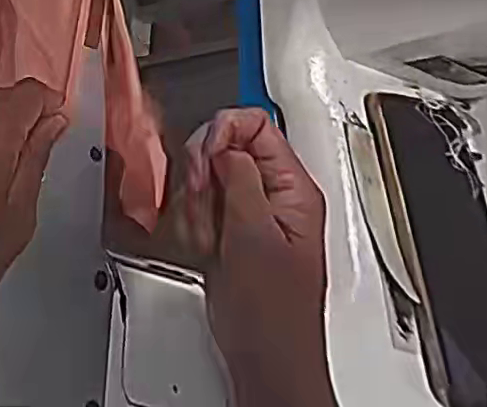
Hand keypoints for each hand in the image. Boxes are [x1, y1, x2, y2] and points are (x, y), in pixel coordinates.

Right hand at [184, 108, 334, 406]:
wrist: (264, 363)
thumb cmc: (273, 314)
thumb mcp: (255, 235)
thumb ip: (239, 177)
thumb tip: (223, 142)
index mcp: (292, 187)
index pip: (257, 124)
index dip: (225, 129)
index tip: (207, 153)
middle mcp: (274, 192)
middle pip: (227, 143)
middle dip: (206, 169)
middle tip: (202, 194)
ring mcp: (250, 209)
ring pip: (209, 172)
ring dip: (198, 200)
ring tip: (209, 232)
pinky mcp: (230, 226)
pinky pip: (201, 200)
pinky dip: (194, 218)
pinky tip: (204, 243)